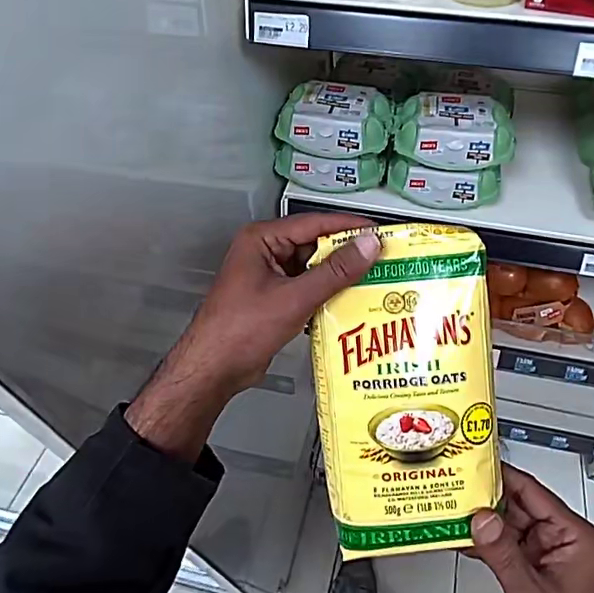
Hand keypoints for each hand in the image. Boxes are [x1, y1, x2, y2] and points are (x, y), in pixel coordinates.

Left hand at [127, 213, 380, 460]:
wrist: (213, 370)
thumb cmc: (239, 330)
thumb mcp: (295, 297)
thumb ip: (335, 271)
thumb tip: (366, 247)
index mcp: (262, 239)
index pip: (313, 223)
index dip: (347, 226)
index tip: (376, 231)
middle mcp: (265, 252)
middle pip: (315, 245)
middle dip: (345, 254)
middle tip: (380, 258)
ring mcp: (269, 276)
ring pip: (313, 269)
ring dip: (337, 277)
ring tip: (371, 280)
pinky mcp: (274, 299)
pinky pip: (307, 288)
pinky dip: (326, 295)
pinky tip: (348, 303)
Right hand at [467, 465, 593, 592]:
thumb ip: (503, 554)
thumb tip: (481, 519)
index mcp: (574, 536)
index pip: (532, 492)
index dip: (503, 475)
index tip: (477, 462)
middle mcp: (562, 540)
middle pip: (518, 505)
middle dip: (486, 498)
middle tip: (456, 485)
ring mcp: (547, 554)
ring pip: (509, 524)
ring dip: (482, 520)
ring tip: (453, 508)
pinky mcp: (533, 569)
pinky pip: (506, 545)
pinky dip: (485, 542)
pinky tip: (462, 537)